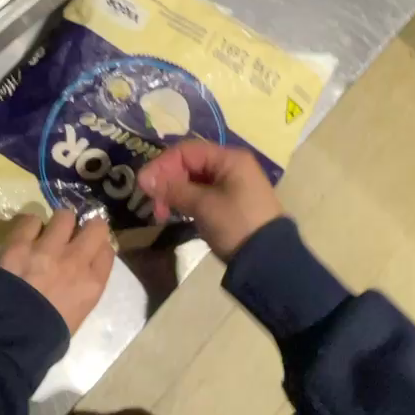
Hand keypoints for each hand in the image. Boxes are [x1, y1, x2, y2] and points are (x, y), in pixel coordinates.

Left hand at [0, 209, 114, 333]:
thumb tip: (79, 274)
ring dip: (57, 224)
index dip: (98, 247)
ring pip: (64, 216)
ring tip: (47, 235)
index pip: (107, 250)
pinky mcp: (20, 243)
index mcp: (92, 283)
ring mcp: (48, 249)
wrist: (11, 339)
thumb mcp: (77, 315)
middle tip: (72, 235)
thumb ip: (84, 288)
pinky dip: (29, 226)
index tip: (90, 249)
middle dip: (85, 227)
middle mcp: (75, 259)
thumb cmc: (47, 337)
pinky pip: (31, 220)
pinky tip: (25, 237)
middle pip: (95, 226)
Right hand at [137, 141, 281, 258]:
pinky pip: (202, 194)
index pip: (186, 151)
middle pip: (189, 164)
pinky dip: (186, 201)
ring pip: (193, 180)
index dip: (162, 165)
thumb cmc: (237, 225)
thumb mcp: (203, 206)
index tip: (143, 184)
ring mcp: (232, 185)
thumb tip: (144, 178)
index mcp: (229, 158)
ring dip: (174, 193)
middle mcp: (231, 166)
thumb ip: (173, 189)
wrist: (270, 263)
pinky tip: (176, 214)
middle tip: (153, 204)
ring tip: (162, 213)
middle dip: (167, 181)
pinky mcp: (230, 203)